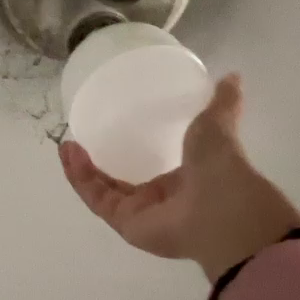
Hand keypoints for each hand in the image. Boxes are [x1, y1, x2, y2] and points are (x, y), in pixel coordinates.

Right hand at [59, 73, 299, 281]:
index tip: (113, 128)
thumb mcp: (217, 126)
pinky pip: (97, 199)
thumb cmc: (222, 168)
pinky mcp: (125, 223)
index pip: (150, 167)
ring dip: (82, 170)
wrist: (223, 209)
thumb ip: (222, 104)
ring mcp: (141, 214)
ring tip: (66, 145)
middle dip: (97, 164)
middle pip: (120, 183)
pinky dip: (81, 178)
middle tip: (81, 138)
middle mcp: (160, 201)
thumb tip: (233, 76)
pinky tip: (69, 153)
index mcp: (183, 180)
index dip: (130, 150)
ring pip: (103, 191)